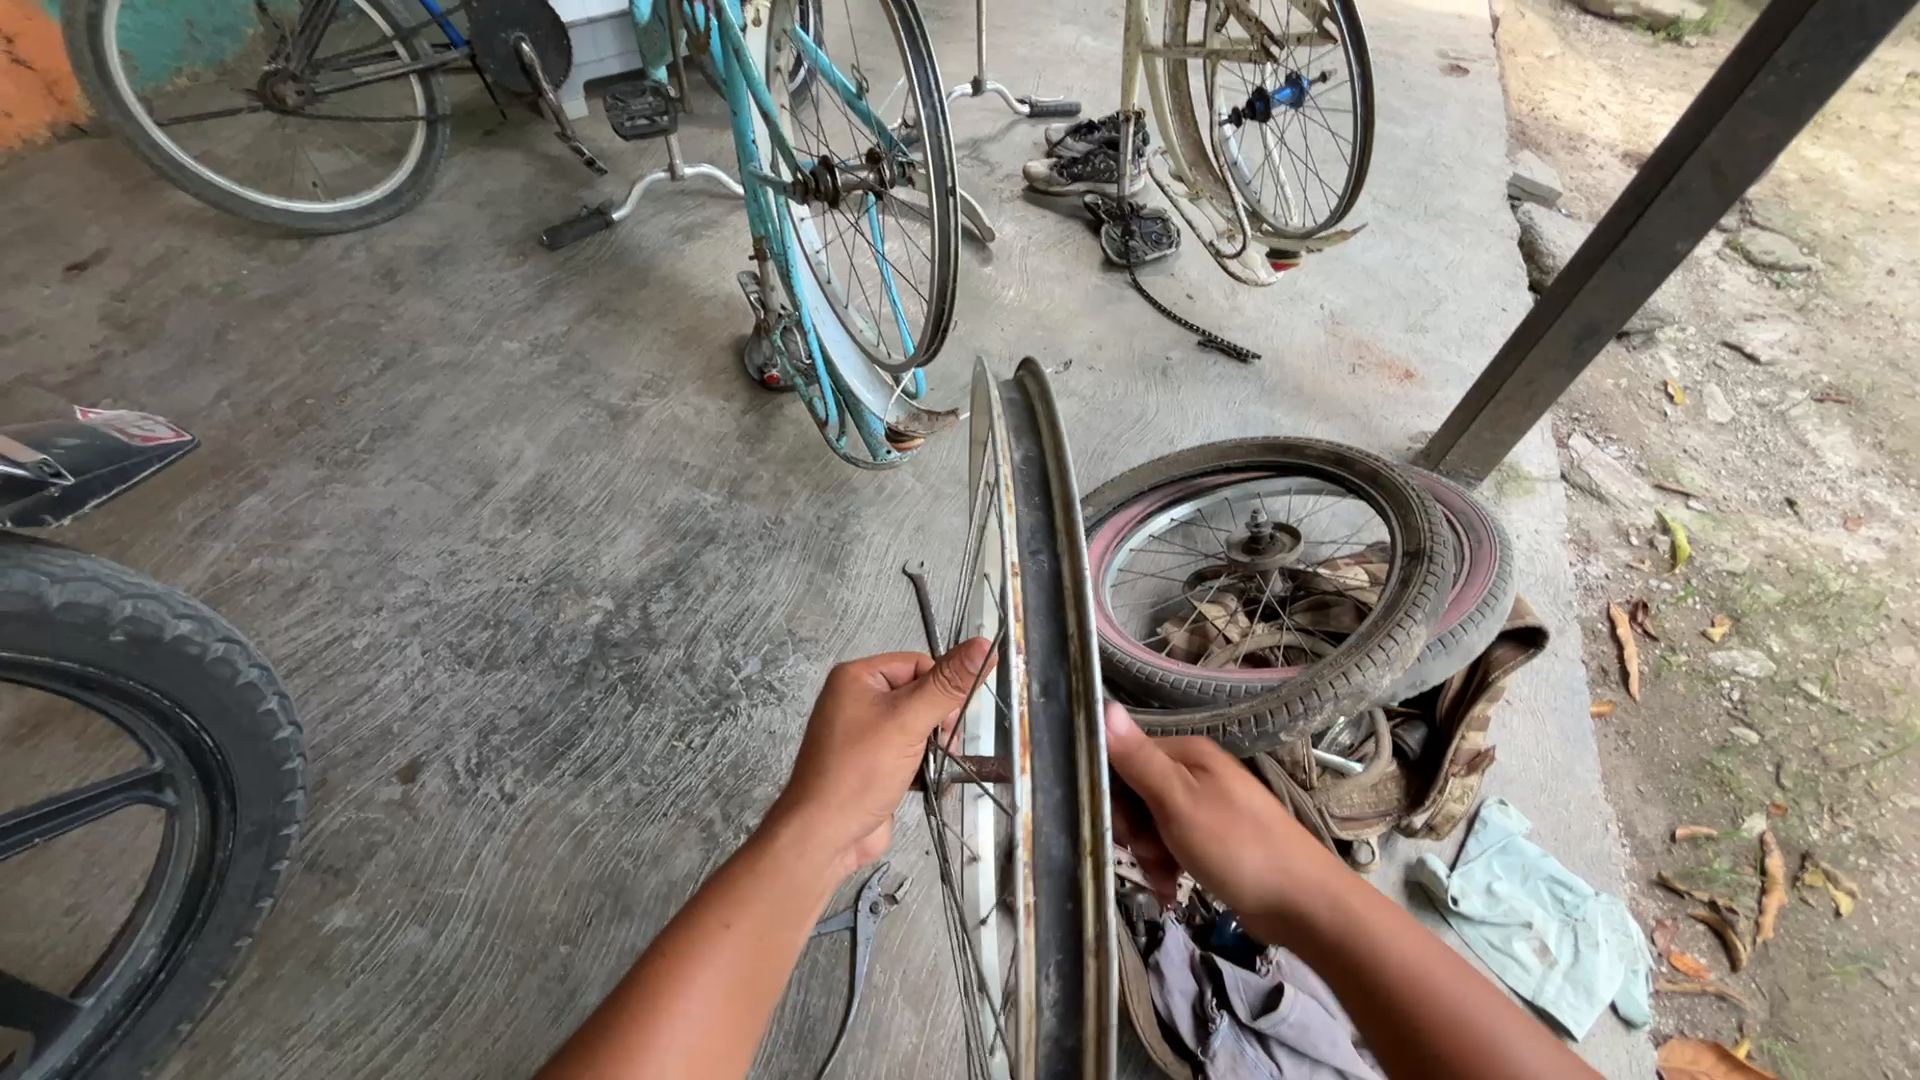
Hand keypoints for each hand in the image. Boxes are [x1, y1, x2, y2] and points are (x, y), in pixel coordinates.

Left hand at [768, 638, 994, 871]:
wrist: (825, 837)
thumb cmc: (857, 773)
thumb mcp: (908, 721)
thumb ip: (948, 684)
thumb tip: (982, 645)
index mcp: (858, 677)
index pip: (919, 664)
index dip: (940, 689)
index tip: (949, 718)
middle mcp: (858, 699)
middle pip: (921, 695)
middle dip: (937, 722)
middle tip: (939, 746)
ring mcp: (864, 732)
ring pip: (919, 725)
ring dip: (932, 747)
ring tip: (928, 766)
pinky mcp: (872, 761)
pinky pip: (910, 750)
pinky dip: (922, 764)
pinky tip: (919, 780)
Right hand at [1105, 702, 1343, 926]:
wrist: (1303, 904)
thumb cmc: (1237, 846)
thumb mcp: (1179, 801)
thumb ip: (1139, 759)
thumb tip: (1105, 707)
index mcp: (1187, 754)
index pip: (1125, 757)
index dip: (1112, 791)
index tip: (1117, 824)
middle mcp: (1195, 772)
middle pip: (1136, 793)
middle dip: (1132, 829)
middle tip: (1144, 854)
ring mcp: (1206, 806)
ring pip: (1152, 823)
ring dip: (1148, 853)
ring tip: (1162, 880)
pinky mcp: (1213, 839)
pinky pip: (1173, 844)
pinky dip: (1166, 866)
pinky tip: (1169, 889)